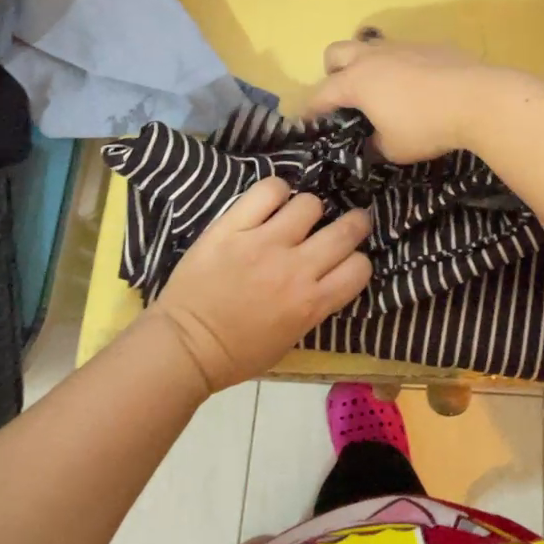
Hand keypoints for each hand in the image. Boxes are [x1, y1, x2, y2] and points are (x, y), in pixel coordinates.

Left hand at [149, 178, 371, 391]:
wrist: (184, 346)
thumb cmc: (238, 353)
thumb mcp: (291, 339)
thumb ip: (315, 304)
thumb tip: (329, 273)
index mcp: (311, 303)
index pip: (359, 267)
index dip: (358, 260)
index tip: (348, 259)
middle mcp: (294, 269)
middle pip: (345, 231)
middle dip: (354, 223)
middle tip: (348, 222)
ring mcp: (262, 243)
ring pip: (309, 204)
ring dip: (309, 210)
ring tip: (297, 216)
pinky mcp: (232, 227)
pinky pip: (268, 190)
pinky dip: (276, 192)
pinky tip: (272, 202)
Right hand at [304, 36, 530, 162]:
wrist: (478, 98)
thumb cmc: (427, 126)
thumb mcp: (393, 149)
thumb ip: (375, 144)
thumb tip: (373, 140)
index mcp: (357, 81)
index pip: (321, 93)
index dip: (311, 110)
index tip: (307, 123)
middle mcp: (374, 56)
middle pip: (337, 52)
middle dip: (333, 73)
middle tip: (345, 97)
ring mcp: (403, 46)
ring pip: (372, 46)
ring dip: (368, 65)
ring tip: (383, 91)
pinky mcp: (431, 45)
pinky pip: (405, 51)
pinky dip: (402, 66)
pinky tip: (419, 86)